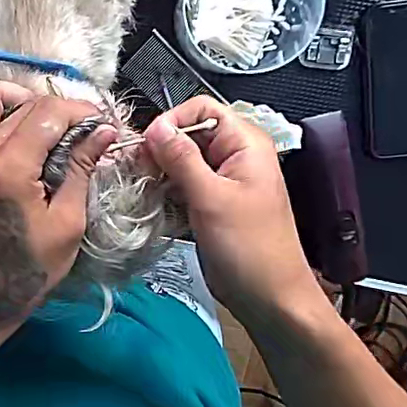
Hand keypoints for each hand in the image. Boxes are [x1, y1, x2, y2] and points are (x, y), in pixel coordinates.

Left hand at [0, 79, 114, 376]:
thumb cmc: (29, 268)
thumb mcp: (68, 222)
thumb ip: (81, 167)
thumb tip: (103, 130)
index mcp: (6, 169)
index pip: (47, 111)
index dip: (79, 110)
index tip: (99, 122)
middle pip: (21, 103)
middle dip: (57, 109)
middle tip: (78, 130)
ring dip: (19, 102)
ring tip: (42, 126)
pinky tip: (14, 139)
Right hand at [144, 96, 323, 323]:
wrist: (269, 298)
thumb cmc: (251, 248)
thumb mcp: (212, 198)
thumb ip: (181, 158)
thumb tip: (155, 126)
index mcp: (245, 143)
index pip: (200, 109)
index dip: (171, 122)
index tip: (146, 145)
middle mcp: (233, 156)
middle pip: (186, 134)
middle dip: (159, 149)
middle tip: (137, 170)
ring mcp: (220, 180)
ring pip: (180, 161)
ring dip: (159, 172)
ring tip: (141, 189)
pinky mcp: (209, 203)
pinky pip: (181, 185)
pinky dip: (165, 192)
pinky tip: (152, 204)